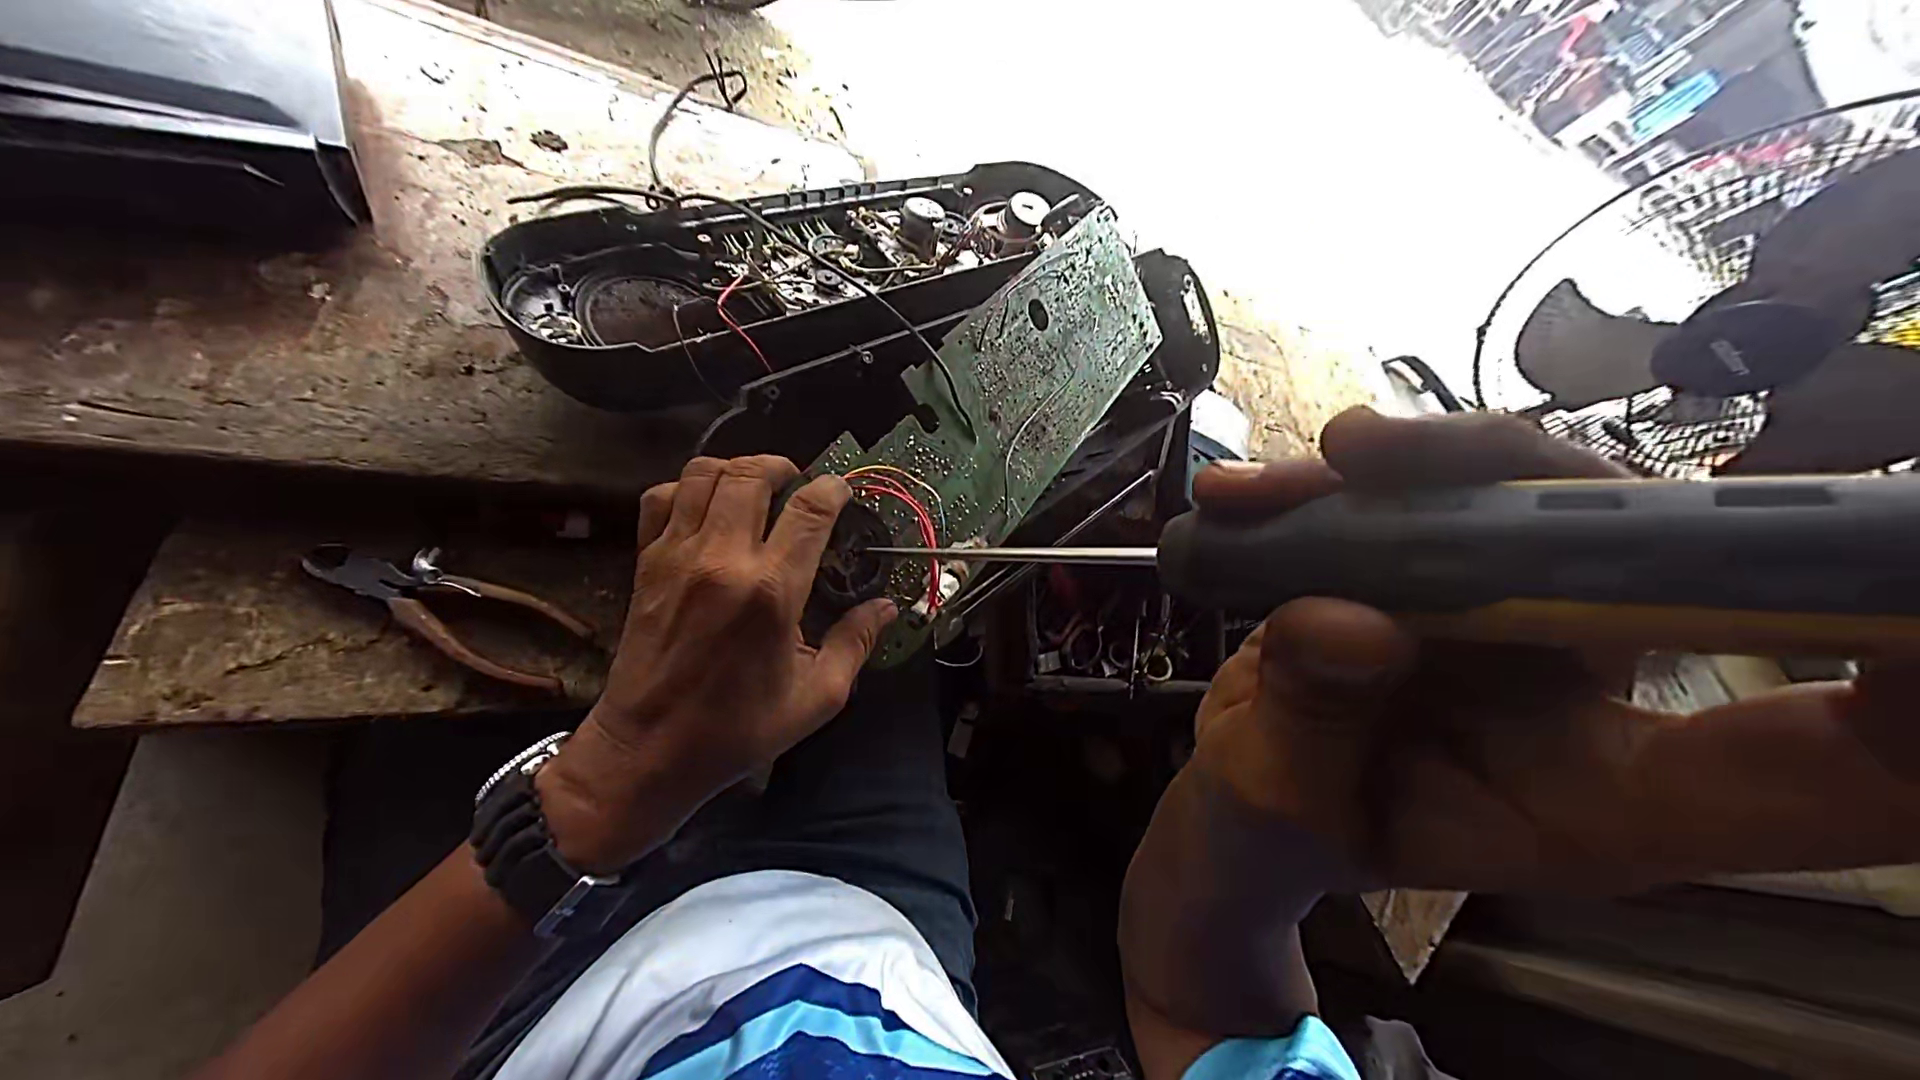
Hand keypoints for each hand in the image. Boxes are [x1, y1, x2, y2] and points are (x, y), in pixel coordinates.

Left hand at [535, 456, 896, 871]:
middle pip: (751, 475)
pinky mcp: (646, 562)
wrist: (647, 749)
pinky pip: (661, 498)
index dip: (833, 489)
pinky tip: (708, 506)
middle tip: (799, 483)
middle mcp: (722, 559)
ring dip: (736, 469)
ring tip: (756, 486)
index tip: (843, 492)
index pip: (809, 510)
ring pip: (703, 474)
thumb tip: (887, 606)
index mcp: (771, 591)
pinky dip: (687, 487)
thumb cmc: (738, 729)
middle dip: (783, 467)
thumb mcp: (817, 697)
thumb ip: (856, 642)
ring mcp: (677, 555)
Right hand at [1192, 407, 1919, 892]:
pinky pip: (1401, 500)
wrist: (1238, 795)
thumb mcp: (1278, 803)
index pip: (1835, 770)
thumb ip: (1310, 727)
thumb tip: (1346, 620)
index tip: (1906, 576)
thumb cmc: (1276, 830)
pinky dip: (1322, 486)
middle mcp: (1576, 688)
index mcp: (1595, 798)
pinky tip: (1244, 497)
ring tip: (1288, 479)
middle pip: (1639, 551)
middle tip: (1375, 457)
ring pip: (1514, 495)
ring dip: (1406, 467)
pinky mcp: (1416, 577)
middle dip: (1532, 483)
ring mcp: (1496, 620)